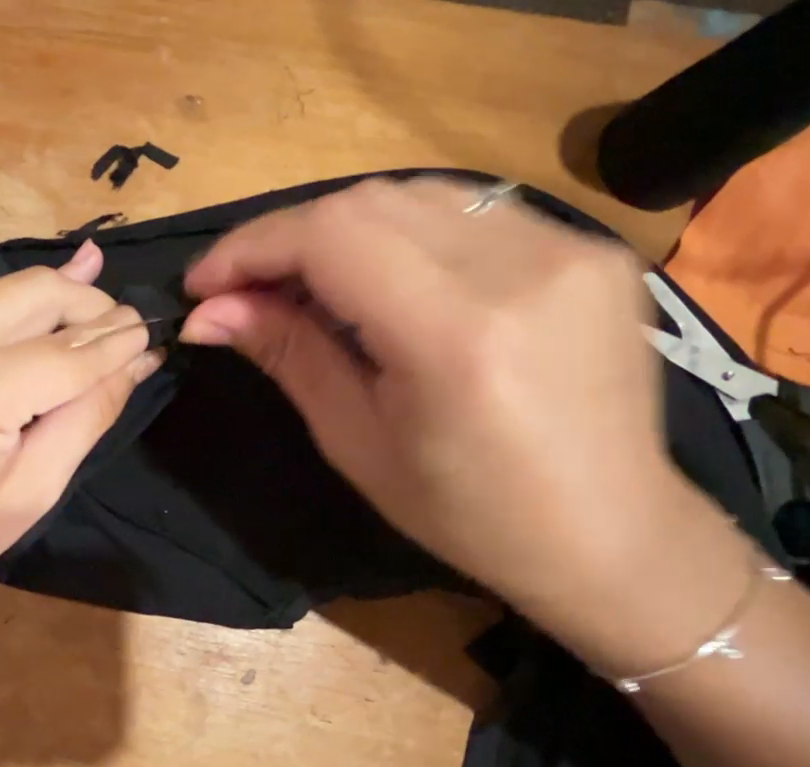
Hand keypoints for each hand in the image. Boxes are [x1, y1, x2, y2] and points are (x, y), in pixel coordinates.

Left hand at [0, 241, 159, 614]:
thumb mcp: (34, 489)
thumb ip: (88, 414)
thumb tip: (137, 358)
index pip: (64, 353)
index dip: (115, 344)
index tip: (155, 334)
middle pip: (33, 293)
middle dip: (88, 304)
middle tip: (128, 328)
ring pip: (4, 292)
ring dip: (57, 304)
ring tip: (103, 323)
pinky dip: (19, 314)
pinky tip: (55, 314)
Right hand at [181, 178, 750, 667]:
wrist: (607, 530)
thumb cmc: (465, 513)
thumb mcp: (356, 442)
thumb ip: (289, 355)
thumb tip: (209, 311)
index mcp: (457, 335)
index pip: (333, 236)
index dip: (253, 246)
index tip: (203, 282)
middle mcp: (521, 267)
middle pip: (370, 200)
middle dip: (288, 235)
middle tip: (244, 288)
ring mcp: (569, 246)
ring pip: (418, 193)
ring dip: (342, 228)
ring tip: (305, 283)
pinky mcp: (590, 246)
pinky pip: (470, 211)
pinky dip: (403, 232)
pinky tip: (382, 279)